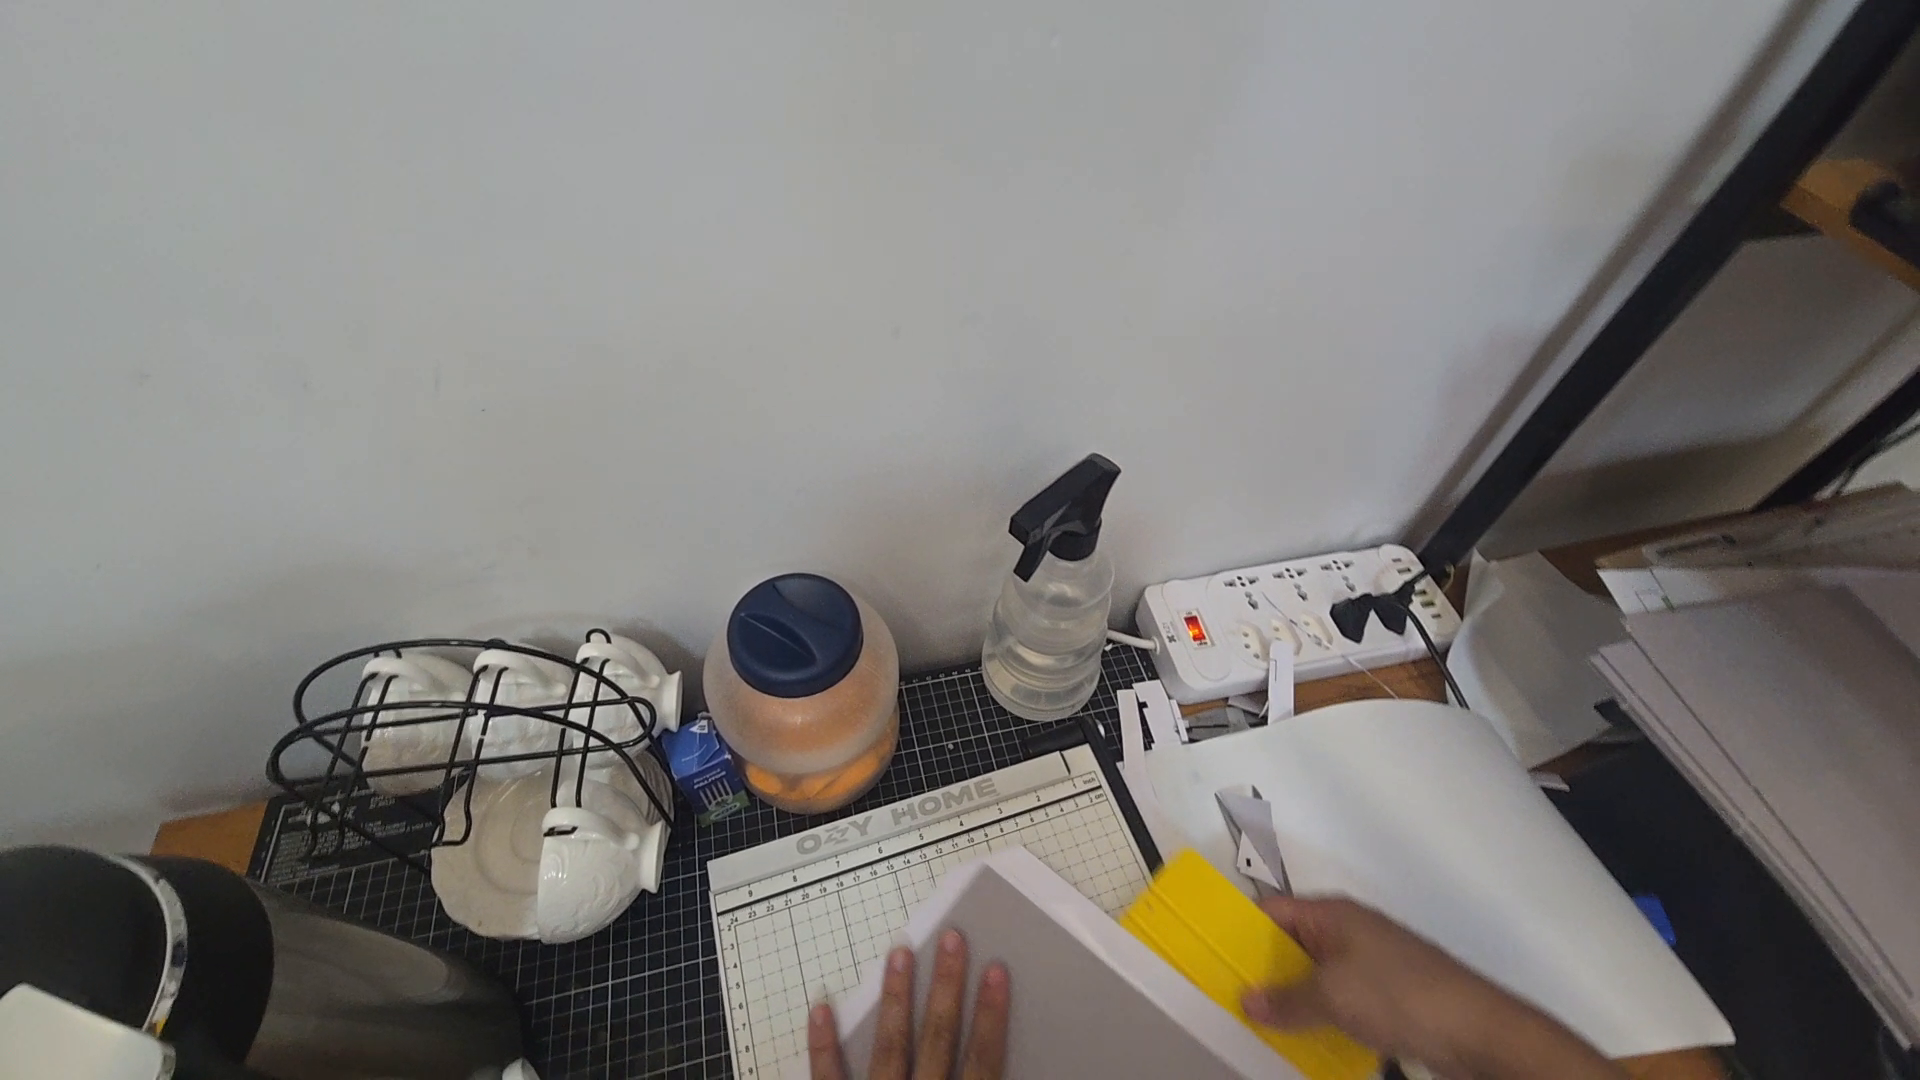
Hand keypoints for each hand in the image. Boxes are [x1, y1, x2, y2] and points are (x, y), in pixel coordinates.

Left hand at [809, 928, 1010, 1079]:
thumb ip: (983, 1078)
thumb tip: (1021, 1064)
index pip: (982, 1063)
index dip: (991, 1017)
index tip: (997, 971)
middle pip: (938, 1040)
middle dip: (946, 987)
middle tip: (952, 939)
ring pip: (890, 1047)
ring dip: (896, 998)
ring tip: (899, 952)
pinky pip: (829, 1078)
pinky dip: (823, 1044)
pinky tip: (820, 1007)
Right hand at [1242, 896, 1625, 1079]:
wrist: (1483, 1033)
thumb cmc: (1398, 995)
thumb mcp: (1332, 996)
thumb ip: (1286, 1000)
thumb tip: (1246, 1002)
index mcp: (1332, 914)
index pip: (1273, 910)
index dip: (1243, 930)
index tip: (1218, 957)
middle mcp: (1350, 931)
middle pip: (1294, 943)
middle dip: (1267, 970)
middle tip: (1237, 997)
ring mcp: (1374, 962)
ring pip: (1319, 975)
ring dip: (1296, 998)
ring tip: (1268, 1024)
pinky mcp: (1393, 995)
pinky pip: (1344, 999)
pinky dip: (1326, 1016)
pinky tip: (1314, 1041)